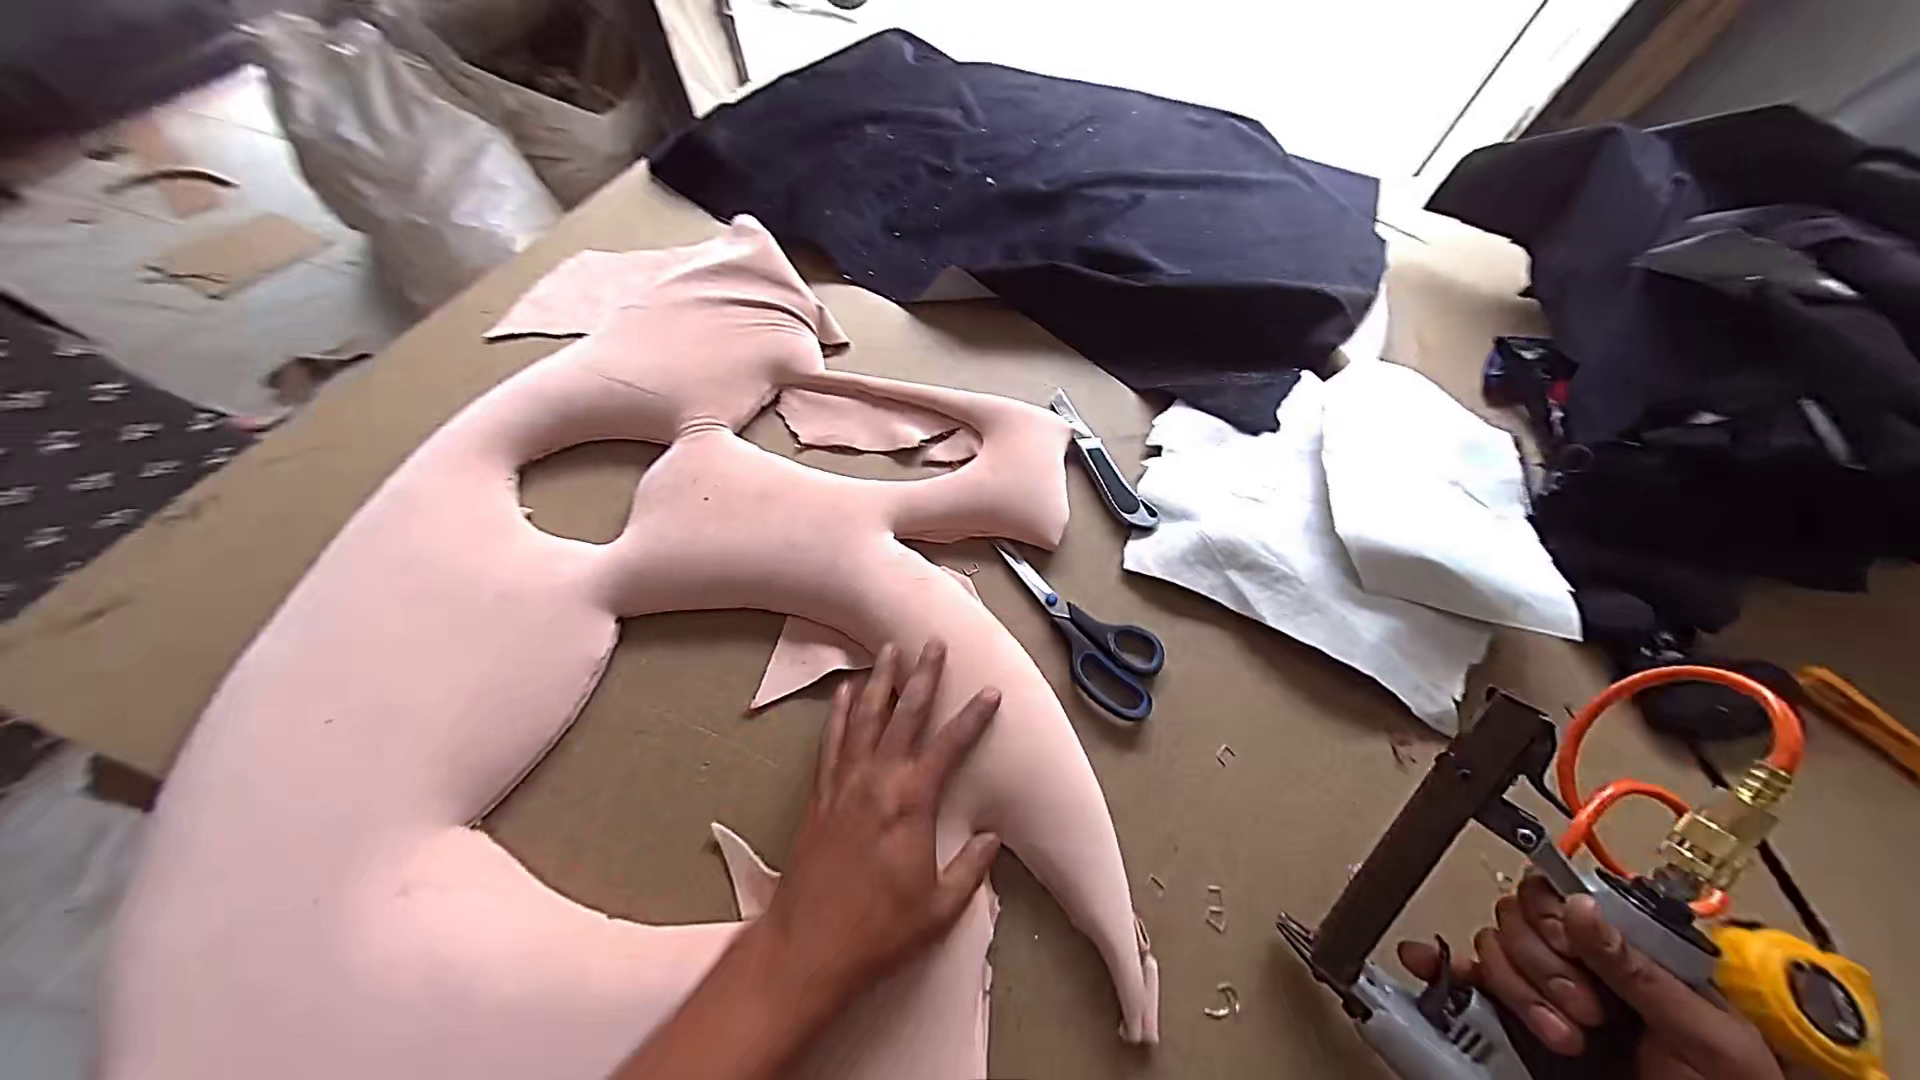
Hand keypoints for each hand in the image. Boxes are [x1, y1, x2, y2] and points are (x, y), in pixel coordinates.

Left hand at [760, 639, 1003, 1000]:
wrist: (808, 946)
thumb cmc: (880, 930)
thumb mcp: (940, 907)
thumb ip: (971, 867)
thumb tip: (992, 837)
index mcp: (912, 802)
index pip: (950, 745)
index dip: (973, 716)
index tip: (989, 691)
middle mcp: (878, 780)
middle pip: (904, 715)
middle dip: (923, 676)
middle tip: (932, 643)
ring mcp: (845, 783)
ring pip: (864, 717)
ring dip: (879, 681)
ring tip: (888, 650)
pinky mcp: (821, 793)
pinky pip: (831, 741)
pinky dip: (837, 712)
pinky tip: (843, 691)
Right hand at [1399, 875, 1782, 1079]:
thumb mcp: (1706, 1038)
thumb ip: (1640, 970)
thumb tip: (1578, 903)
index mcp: (1621, 952)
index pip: (1556, 895)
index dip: (1552, 915)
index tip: (1570, 948)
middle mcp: (1573, 962)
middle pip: (1514, 919)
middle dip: (1540, 966)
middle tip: (1584, 1011)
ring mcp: (1538, 989)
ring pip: (1489, 949)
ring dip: (1515, 989)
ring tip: (1561, 1038)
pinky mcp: (1508, 1017)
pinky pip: (1463, 979)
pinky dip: (1438, 966)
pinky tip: (1425, 964)